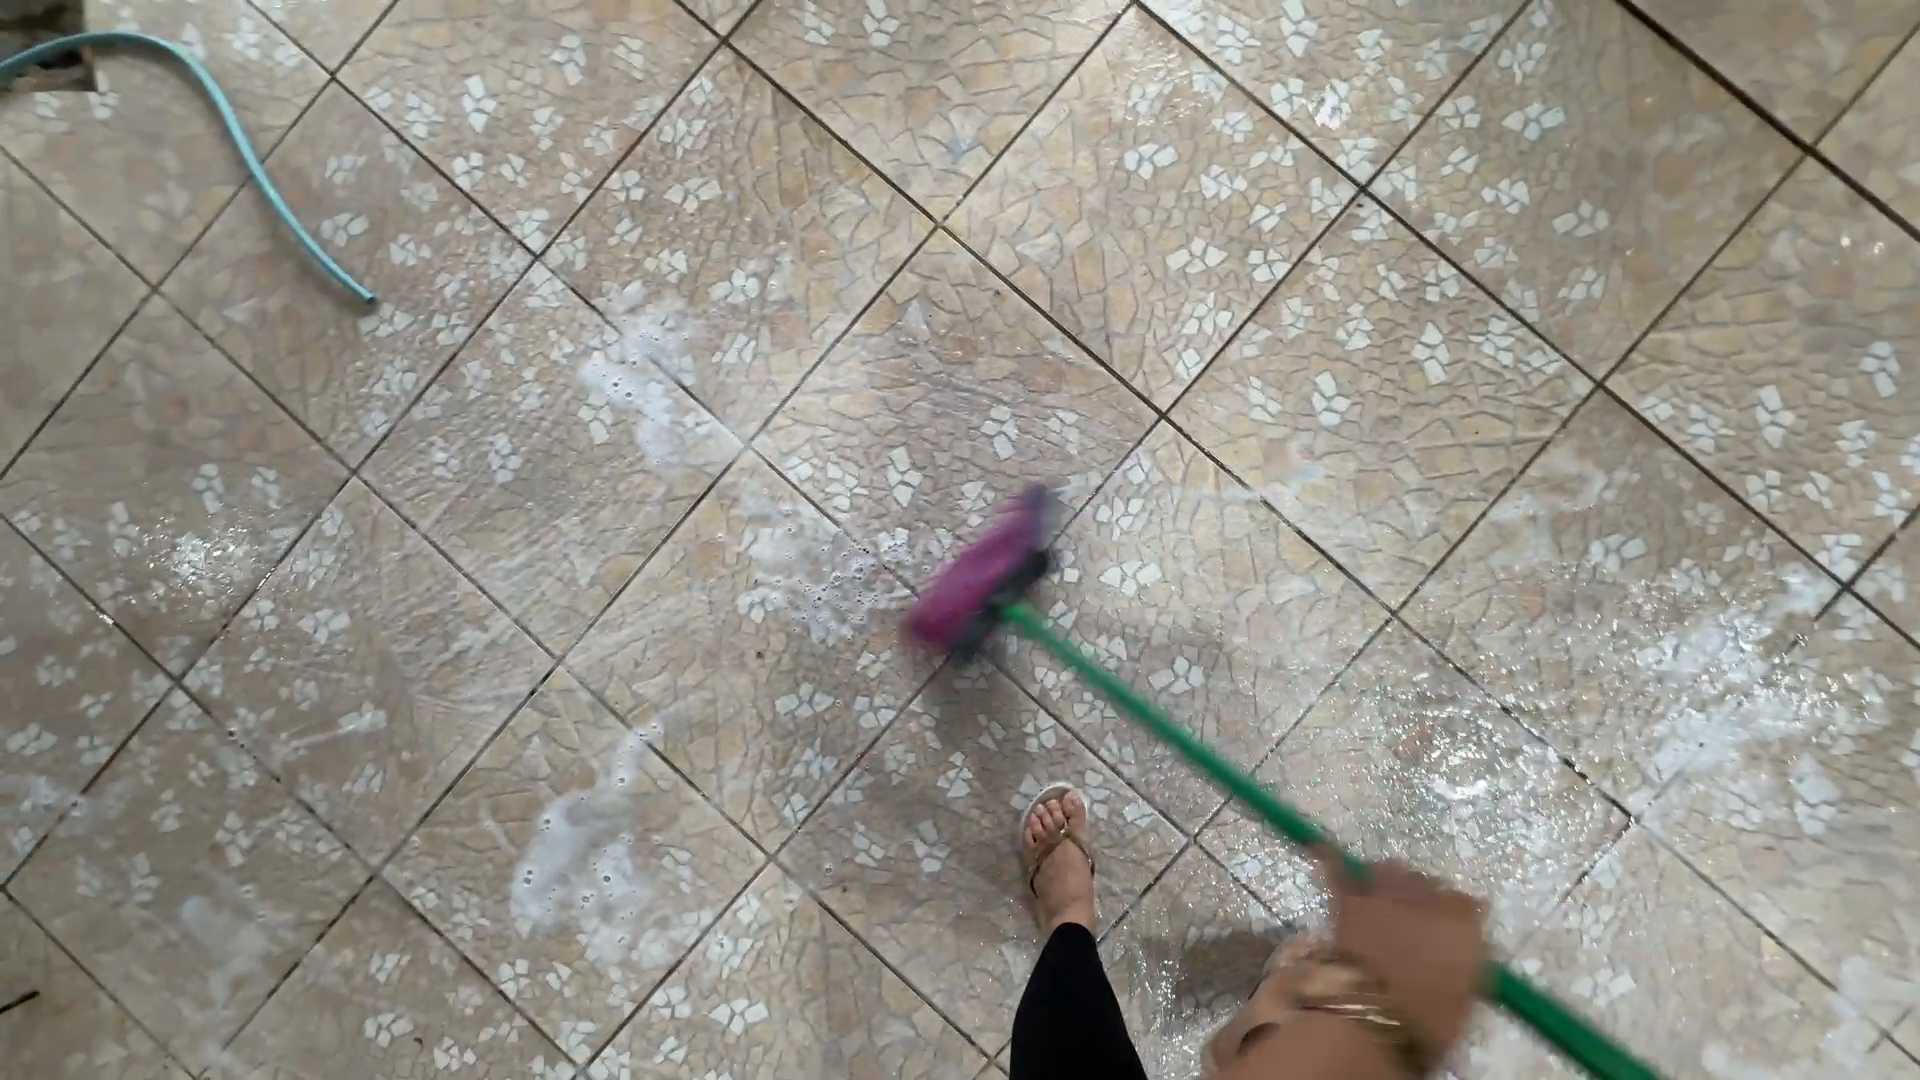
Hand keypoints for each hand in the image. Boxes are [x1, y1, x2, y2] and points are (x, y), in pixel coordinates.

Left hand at [1317, 849, 1487, 1061]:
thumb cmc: (1427, 1016)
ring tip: (1386, 890)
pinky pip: (1337, 869)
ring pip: (1389, 869)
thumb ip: (1467, 960)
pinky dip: (1330, 859)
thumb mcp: (1462, 995)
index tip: (1454, 922)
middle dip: (1423, 893)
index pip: (1466, 903)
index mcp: (1460, 924)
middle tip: (1417, 911)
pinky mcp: (1349, 898)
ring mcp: (1383, 894)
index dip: (1458, 912)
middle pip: (1426, 882)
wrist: (1373, 1009)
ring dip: (1389, 877)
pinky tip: (1322, 848)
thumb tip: (1467, 945)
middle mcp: (1424, 900)